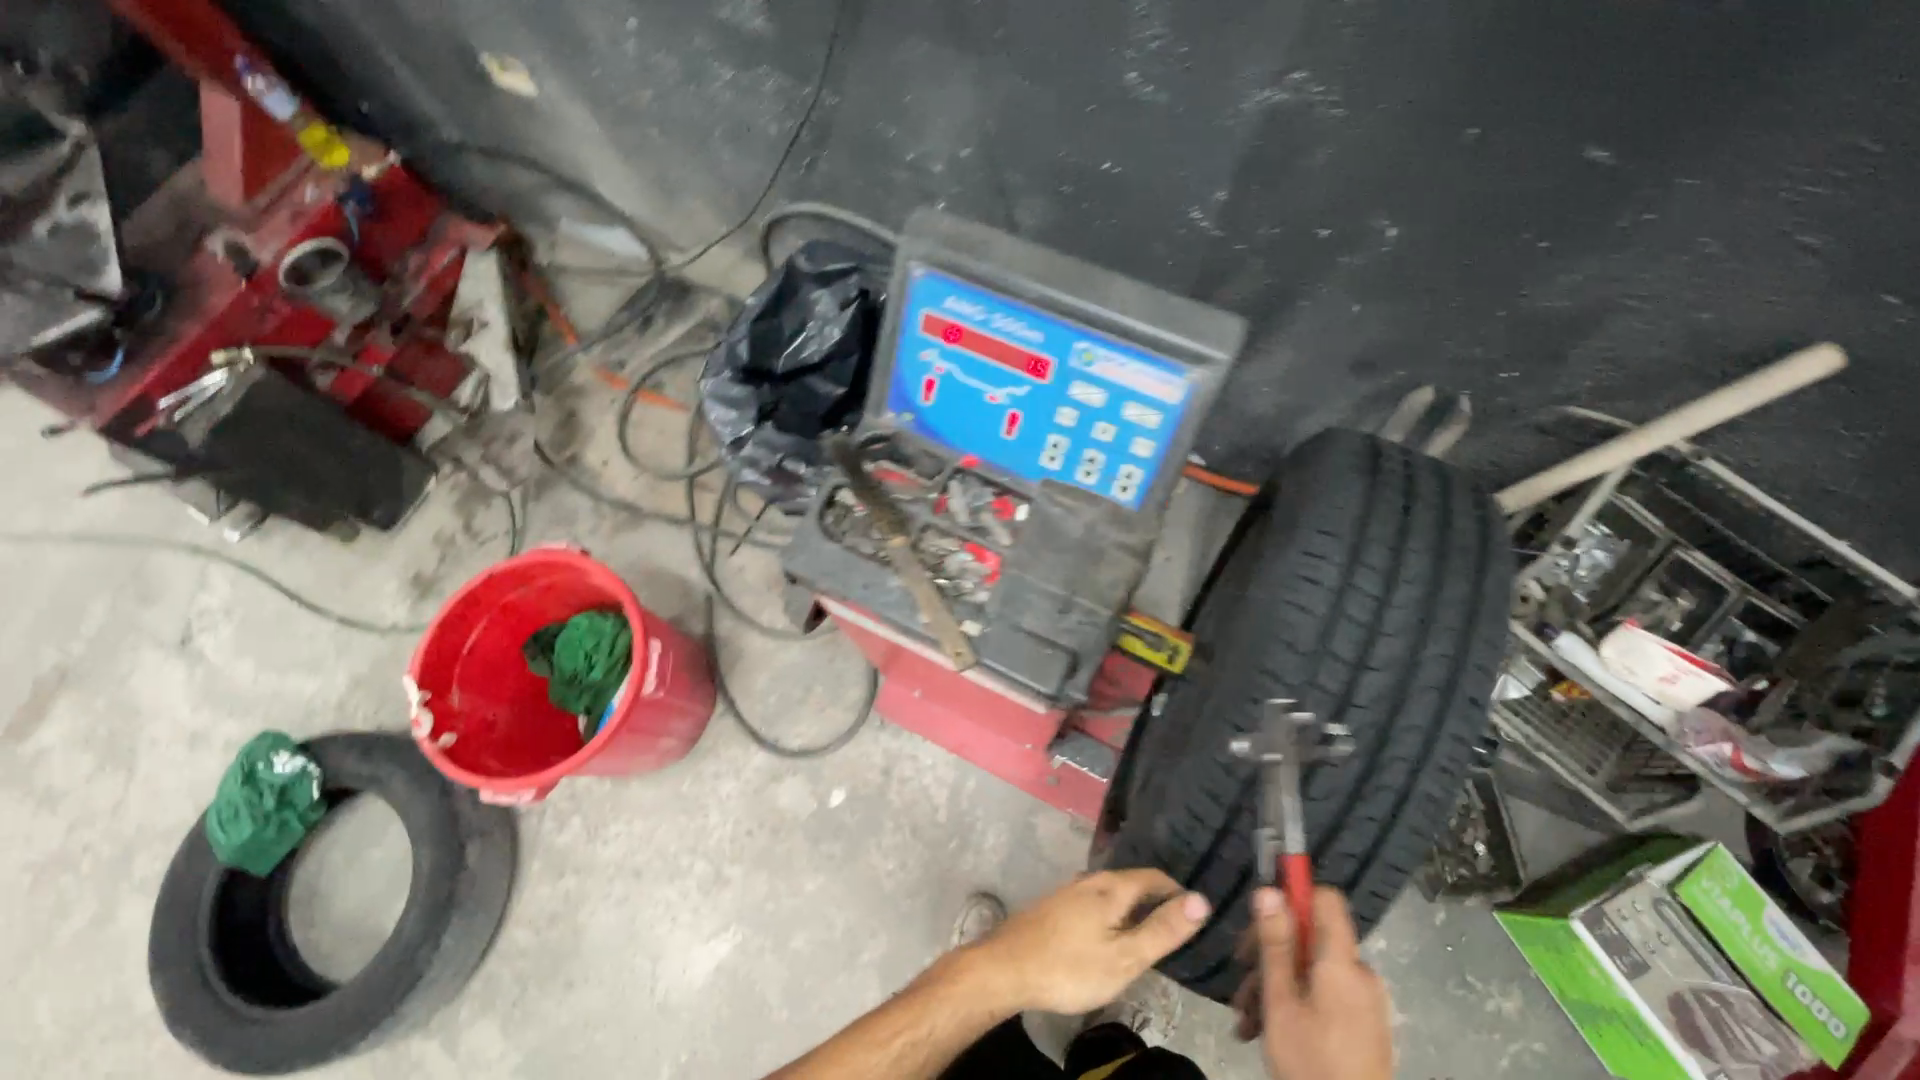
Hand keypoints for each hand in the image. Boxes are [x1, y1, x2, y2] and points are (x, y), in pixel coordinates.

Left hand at [967, 869, 1210, 1014]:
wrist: (1004, 970)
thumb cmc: (1070, 967)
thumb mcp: (1125, 957)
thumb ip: (1162, 930)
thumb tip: (1201, 899)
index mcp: (1112, 888)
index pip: (1155, 878)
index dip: (1178, 894)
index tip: (1194, 917)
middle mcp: (1090, 881)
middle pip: (1132, 883)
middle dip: (1155, 901)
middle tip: (1175, 930)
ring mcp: (1067, 892)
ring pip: (1110, 894)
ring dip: (1130, 909)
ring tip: (1145, 937)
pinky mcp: (1052, 908)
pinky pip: (1092, 904)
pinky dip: (1109, 916)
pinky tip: (1106, 938)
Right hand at [1231, 886, 1392, 1079]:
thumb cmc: (1311, 1061)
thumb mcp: (1280, 1002)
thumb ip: (1276, 944)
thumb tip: (1270, 890)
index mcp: (1342, 962)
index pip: (1326, 899)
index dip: (1294, 895)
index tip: (1262, 916)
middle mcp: (1360, 974)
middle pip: (1311, 940)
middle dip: (1270, 956)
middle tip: (1241, 983)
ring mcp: (1364, 1002)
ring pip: (1311, 973)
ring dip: (1275, 988)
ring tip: (1247, 1021)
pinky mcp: (1363, 1025)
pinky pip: (1325, 997)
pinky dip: (1296, 1005)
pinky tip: (1267, 1031)